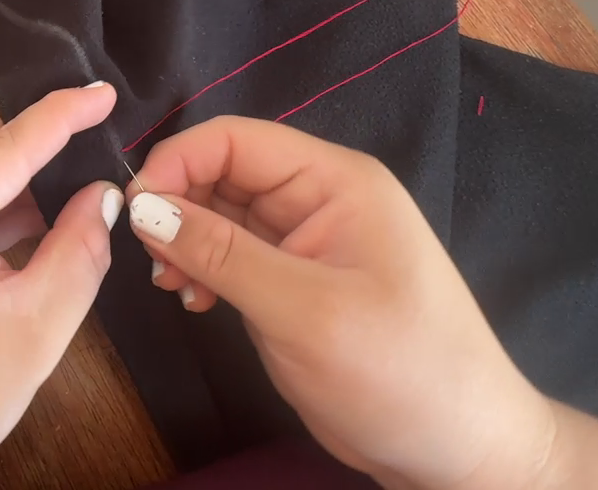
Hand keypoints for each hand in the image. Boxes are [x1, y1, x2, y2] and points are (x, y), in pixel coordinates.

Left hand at [0, 85, 122, 489]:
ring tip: (81, 164)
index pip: (7, 143)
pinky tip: (41, 201)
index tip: (106, 90)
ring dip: (20, 154)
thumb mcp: (34, 329)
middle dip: (41, 126)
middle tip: (102, 128)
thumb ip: (79, 250)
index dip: (62, 113)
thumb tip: (106, 191)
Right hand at [124, 116, 556, 489]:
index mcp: (332, 180)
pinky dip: (198, 266)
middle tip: (153, 257)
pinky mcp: (285, 272)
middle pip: (219, 171)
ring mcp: (298, 235)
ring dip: (183, 241)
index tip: (136, 207)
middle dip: (177, 207)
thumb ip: (219, 253)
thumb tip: (141, 207)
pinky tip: (192, 298)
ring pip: (214, 210)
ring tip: (173, 284)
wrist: (461, 458)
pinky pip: (224, 248)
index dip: (178, 161)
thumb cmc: (400, 374)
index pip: (233, 140)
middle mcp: (312, 195)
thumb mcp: (304, 312)